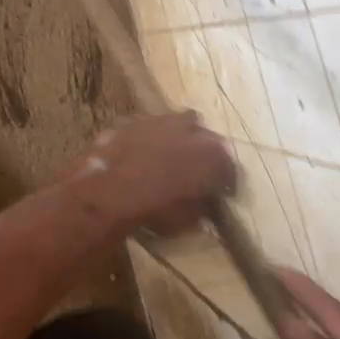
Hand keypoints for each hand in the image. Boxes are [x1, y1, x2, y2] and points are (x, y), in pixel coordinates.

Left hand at [66, 112, 236, 235]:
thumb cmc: (156, 209)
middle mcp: (192, 130)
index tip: (222, 194)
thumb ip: (203, 206)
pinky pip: (151, 126)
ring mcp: (161, 119)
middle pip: (207, 140)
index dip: (227, 183)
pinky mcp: (134, 118)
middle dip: (206, 154)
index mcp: (213, 155)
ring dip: (181, 138)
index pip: (230, 169)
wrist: (108, 188)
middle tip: (199, 173)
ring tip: (173, 156)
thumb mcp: (190, 220)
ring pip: (180, 124)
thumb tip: (206, 202)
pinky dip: (153, 136)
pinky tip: (145, 150)